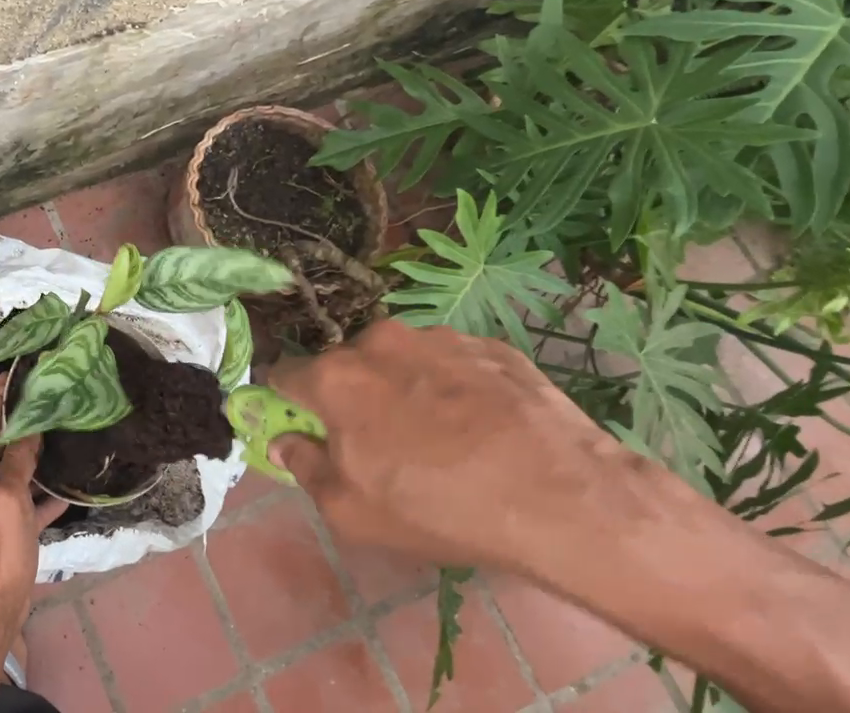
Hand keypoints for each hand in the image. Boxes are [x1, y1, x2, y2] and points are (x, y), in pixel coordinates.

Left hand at [0, 372, 69, 617]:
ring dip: (40, 448)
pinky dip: (51, 491)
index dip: (2, 386)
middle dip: (25, 412)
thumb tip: (29, 419)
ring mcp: (1, 503)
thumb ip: (17, 457)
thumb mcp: (6, 495)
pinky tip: (73, 486)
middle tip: (53, 392)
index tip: (24, 364)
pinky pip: (36, 500)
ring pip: (22, 465)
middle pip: (6, 435)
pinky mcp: (16, 528)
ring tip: (66, 429)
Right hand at [266, 319, 642, 572]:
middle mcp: (376, 343)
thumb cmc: (441, 509)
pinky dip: (452, 386)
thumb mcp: (351, 512)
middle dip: (350, 395)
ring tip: (442, 434)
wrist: (567, 500)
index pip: (282, 373)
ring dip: (401, 386)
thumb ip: (304, 467)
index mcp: (332, 378)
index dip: (288, 403)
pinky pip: (450, 362)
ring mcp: (437, 337)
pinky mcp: (490, 345)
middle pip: (343, 365)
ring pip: (398, 359)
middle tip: (381, 442)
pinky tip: (482, 427)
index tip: (308, 430)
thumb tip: (286, 441)